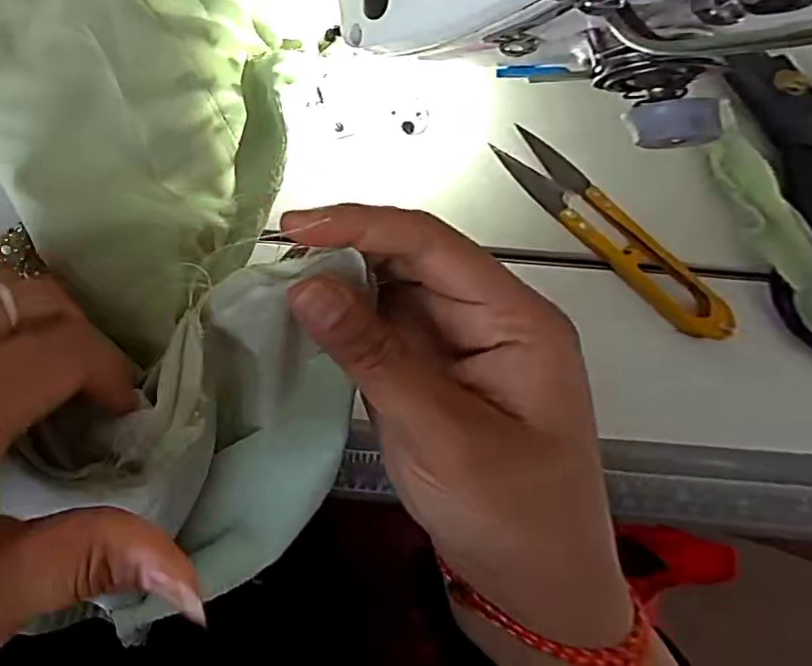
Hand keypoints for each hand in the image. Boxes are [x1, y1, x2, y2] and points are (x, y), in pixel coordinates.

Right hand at [283, 205, 632, 650]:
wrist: (532, 585)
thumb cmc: (511, 513)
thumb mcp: (440, 434)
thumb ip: (372, 353)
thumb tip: (304, 286)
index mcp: (513, 318)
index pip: (430, 243)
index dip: (360, 225)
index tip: (296, 229)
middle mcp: (482, 311)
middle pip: (405, 251)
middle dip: (341, 243)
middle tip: (278, 253)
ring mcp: (449, 332)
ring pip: (383, 277)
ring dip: (333, 272)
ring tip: (281, 276)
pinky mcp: (420, 354)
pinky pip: (372, 312)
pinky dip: (335, 306)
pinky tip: (303, 308)